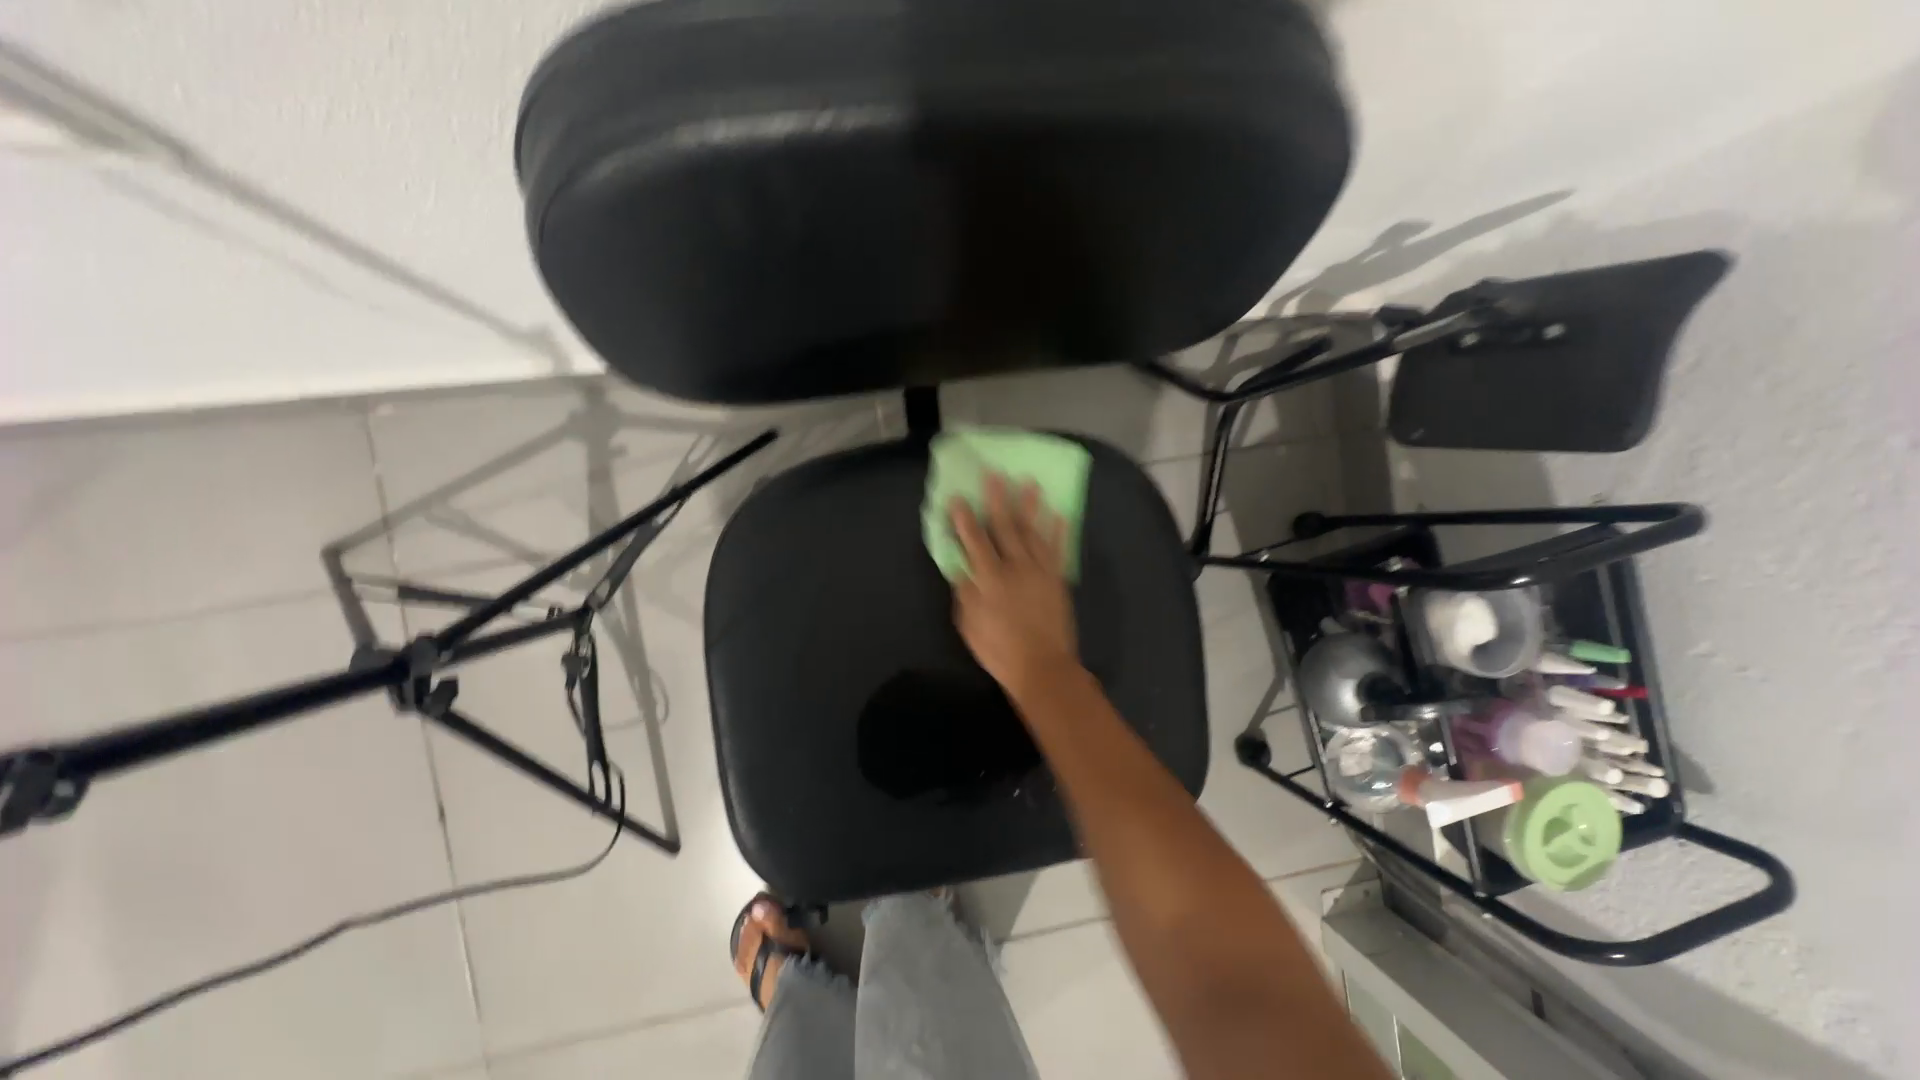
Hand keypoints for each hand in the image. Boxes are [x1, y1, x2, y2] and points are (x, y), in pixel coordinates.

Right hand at [949, 473, 1078, 697]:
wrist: (1043, 667)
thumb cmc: (999, 650)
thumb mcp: (970, 624)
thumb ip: (965, 592)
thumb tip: (961, 565)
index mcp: (990, 578)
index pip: (974, 541)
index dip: (965, 519)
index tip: (958, 498)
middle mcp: (1016, 567)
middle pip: (1005, 527)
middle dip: (998, 499)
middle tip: (994, 474)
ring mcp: (1040, 571)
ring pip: (1033, 531)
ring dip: (1030, 506)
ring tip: (1029, 482)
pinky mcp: (1057, 579)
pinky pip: (1058, 549)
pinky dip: (1058, 531)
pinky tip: (1059, 514)